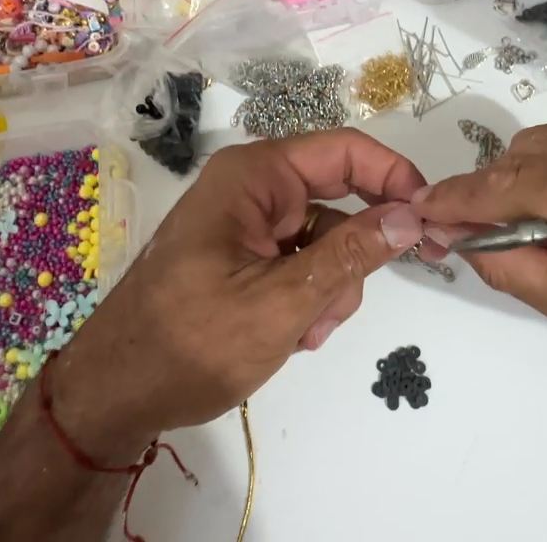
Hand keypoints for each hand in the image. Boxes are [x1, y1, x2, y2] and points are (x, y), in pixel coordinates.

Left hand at [48, 130, 428, 458]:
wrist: (116, 396)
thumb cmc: (190, 344)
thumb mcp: (281, 303)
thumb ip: (350, 255)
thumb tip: (412, 214)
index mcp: (254, 176)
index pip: (344, 151)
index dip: (393, 176)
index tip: (430, 218)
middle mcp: (252, 188)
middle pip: (337, 196)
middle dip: (356, 248)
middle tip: (363, 291)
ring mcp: (247, 222)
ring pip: (326, 235)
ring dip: (331, 283)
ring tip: (307, 331)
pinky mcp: (244, 254)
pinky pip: (301, 259)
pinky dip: (310, 295)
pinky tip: (294, 334)